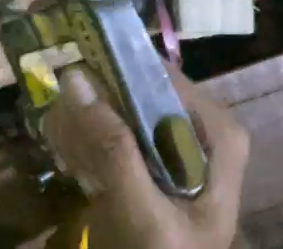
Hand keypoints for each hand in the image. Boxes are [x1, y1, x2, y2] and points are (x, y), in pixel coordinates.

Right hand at [42, 65, 248, 248]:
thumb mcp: (140, 213)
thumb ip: (113, 147)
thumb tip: (75, 76)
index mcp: (215, 141)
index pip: (168, 79)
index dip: (125, 69)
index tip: (81, 73)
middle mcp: (193, 134)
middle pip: (134, 88)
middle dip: (94, 105)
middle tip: (67, 128)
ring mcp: (164, 148)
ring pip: (112, 105)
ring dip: (80, 125)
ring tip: (68, 155)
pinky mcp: (139, 162)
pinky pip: (102, 128)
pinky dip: (80, 140)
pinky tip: (71, 165)